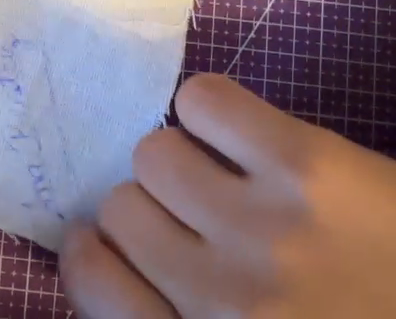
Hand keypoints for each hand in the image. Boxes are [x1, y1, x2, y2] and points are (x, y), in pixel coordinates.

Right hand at [61, 74, 395, 318]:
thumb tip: (98, 251)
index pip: (90, 282)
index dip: (95, 253)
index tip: (120, 248)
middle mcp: (222, 306)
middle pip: (121, 205)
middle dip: (153, 207)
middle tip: (200, 219)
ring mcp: (263, 232)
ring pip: (154, 149)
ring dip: (183, 158)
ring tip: (228, 175)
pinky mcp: (304, 164)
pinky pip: (199, 98)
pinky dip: (210, 109)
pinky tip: (246, 138)